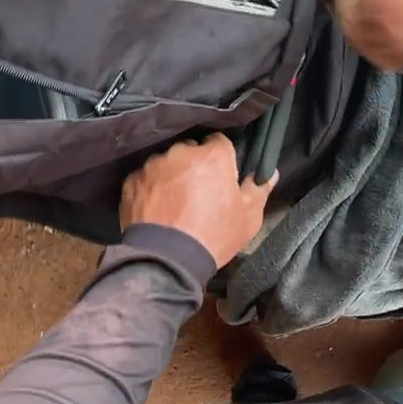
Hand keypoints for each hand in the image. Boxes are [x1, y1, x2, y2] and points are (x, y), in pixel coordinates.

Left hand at [121, 134, 274, 267]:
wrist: (166, 261)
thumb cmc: (212, 237)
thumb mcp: (248, 218)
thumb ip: (258, 189)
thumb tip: (270, 172)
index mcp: (212, 156)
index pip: (221, 142)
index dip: (223, 160)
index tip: (222, 178)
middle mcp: (180, 152)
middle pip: (191, 151)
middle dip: (196, 166)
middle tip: (199, 194)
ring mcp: (152, 166)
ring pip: (167, 163)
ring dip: (172, 176)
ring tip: (175, 204)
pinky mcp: (132, 182)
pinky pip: (146, 179)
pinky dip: (152, 189)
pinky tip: (157, 210)